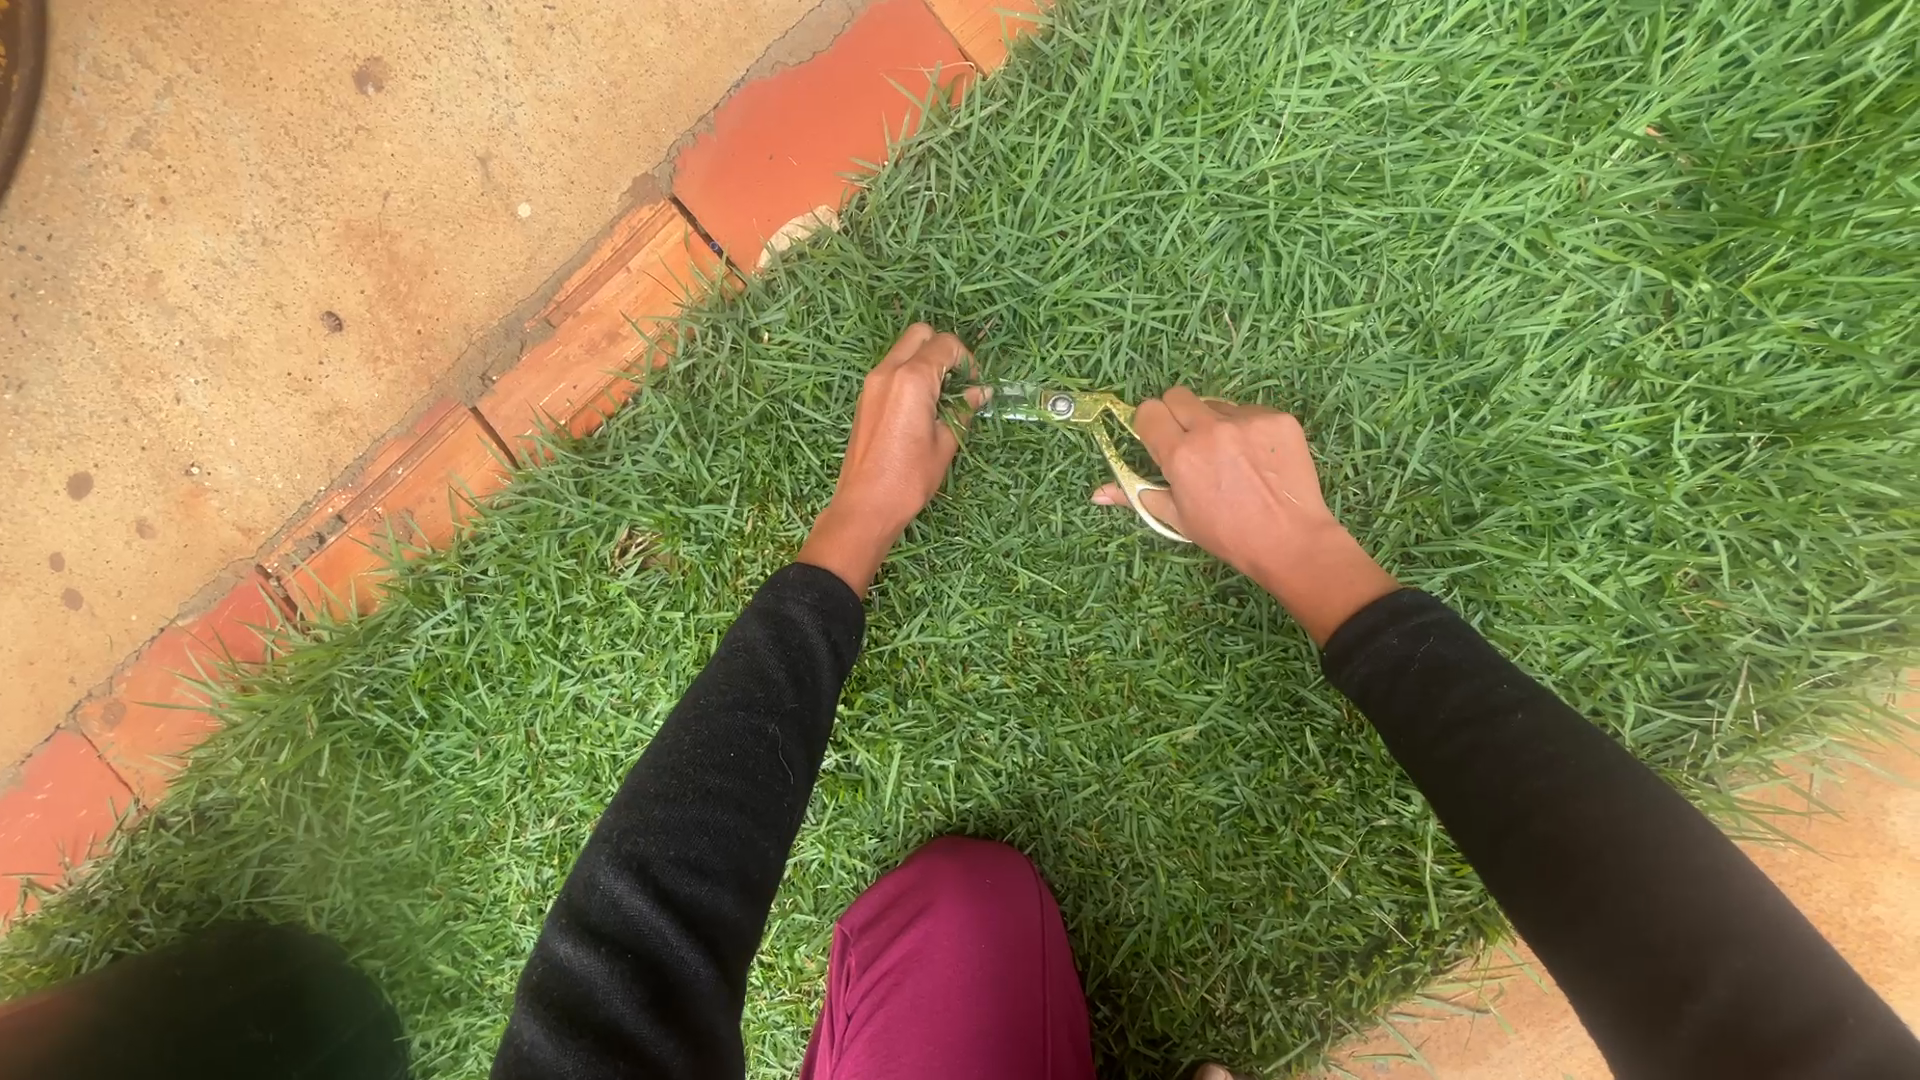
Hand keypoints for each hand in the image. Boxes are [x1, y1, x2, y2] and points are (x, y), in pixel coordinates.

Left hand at [798, 324, 980, 595]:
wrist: (865, 505)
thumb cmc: (909, 478)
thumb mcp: (945, 444)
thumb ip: (962, 411)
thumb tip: (980, 393)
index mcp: (912, 379)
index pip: (945, 345)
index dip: (966, 360)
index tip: (975, 384)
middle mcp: (888, 371)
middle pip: (920, 335)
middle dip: (943, 350)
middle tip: (958, 381)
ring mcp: (872, 383)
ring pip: (903, 350)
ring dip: (925, 361)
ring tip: (942, 397)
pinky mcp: (865, 398)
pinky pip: (891, 370)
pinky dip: (910, 375)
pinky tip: (922, 406)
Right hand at [1092, 388, 1397, 643]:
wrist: (1289, 540)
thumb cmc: (1226, 534)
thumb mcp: (1176, 518)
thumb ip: (1135, 496)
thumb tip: (1096, 493)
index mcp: (1179, 455)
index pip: (1148, 411)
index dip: (1149, 424)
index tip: (1158, 438)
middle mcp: (1209, 430)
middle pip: (1177, 395)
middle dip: (1176, 414)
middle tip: (1189, 441)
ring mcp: (1246, 421)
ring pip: (1215, 404)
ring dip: (1213, 422)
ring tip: (1229, 456)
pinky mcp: (1277, 419)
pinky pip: (1249, 411)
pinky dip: (1246, 428)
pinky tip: (1255, 457)